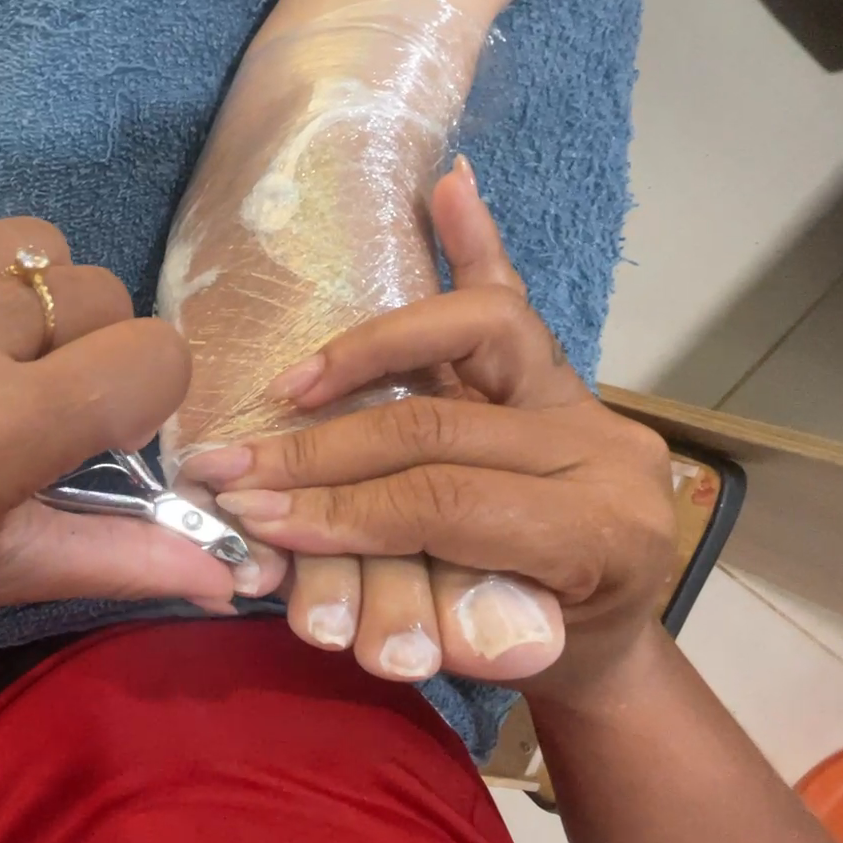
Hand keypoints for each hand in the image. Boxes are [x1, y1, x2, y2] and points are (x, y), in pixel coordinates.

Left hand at [0, 213, 237, 654]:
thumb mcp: (0, 568)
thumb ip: (125, 559)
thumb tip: (235, 576)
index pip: (155, 357)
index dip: (146, 400)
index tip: (95, 435)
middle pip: (103, 294)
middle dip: (90, 353)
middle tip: (27, 406)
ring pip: (42, 247)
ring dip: (37, 303)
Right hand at [183, 178, 676, 693]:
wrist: (604, 636)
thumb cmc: (535, 650)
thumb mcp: (472, 653)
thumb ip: (390, 608)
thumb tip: (275, 561)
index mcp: (595, 533)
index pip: (443, 502)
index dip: (339, 510)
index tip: (254, 515)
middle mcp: (603, 450)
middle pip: (437, 425)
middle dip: (321, 450)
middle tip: (238, 463)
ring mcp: (585, 402)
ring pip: (481, 332)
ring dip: (370, 347)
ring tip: (294, 382)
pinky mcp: (561, 382)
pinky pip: (515, 306)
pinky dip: (478, 244)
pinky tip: (448, 190)